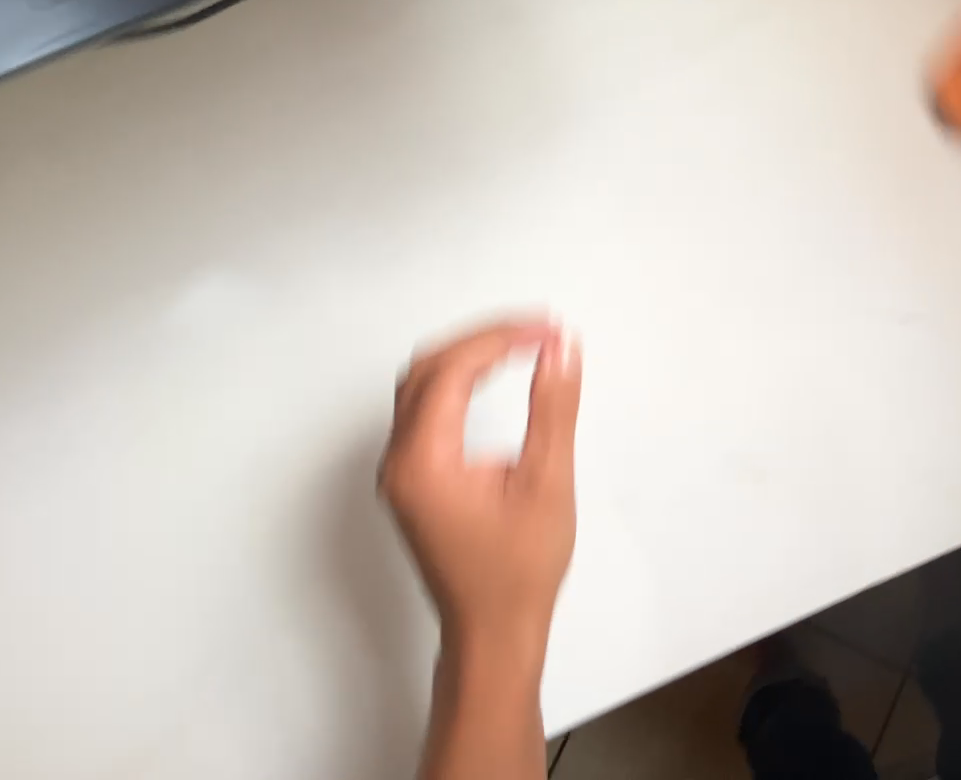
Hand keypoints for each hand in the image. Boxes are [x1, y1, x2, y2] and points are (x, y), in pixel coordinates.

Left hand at [380, 318, 583, 652]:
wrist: (494, 631)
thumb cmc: (518, 571)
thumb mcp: (547, 481)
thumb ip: (553, 408)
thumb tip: (559, 351)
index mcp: (424, 461)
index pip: (454, 369)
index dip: (503, 337)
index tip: (548, 330)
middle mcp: (401, 462)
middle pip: (429, 367)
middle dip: (485, 337)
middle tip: (537, 328)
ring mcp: (403, 471)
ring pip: (423, 384)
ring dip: (471, 354)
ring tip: (522, 342)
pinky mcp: (415, 478)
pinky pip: (426, 407)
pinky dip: (462, 379)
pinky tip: (494, 375)